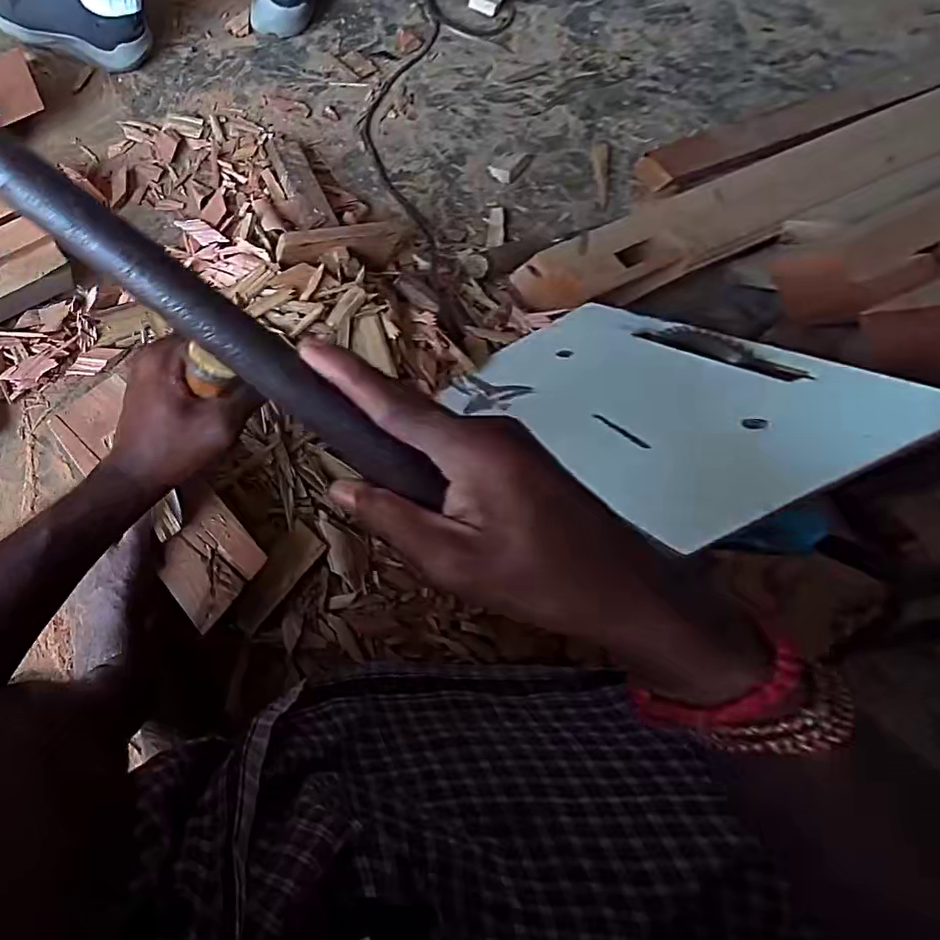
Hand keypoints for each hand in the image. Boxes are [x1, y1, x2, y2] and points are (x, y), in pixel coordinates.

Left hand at [100, 337, 259, 495]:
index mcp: (161, 353)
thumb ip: (248, 395)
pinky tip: (203, 408)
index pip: (212, 334)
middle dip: (223, 368)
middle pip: (203, 346)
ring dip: (211, 380)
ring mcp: (145, 366)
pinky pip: (182, 372)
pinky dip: (196, 386)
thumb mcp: (221, 426)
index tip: (251, 370)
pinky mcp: (147, 381)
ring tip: (219, 403)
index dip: (237, 351)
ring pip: (194, 361)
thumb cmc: (172, 452)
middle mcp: (149, 351)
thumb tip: (272, 375)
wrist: (135, 478)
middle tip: (234, 394)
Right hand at [301, 340, 768, 702]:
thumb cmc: (540, 582)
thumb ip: (392, 519)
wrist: (630, 592)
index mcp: (470, 449)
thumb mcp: (453, 562)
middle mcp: (489, 430)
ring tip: (383, 482)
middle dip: (366, 410)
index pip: (391, 405)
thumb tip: (341, 488)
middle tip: (324, 409)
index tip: (309, 347)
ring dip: (402, 449)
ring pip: (435, 436)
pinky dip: (429, 461)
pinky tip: (428, 496)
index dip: (346, 375)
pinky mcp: (520, 456)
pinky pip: (458, 448)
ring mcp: (510, 439)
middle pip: (411, 415)